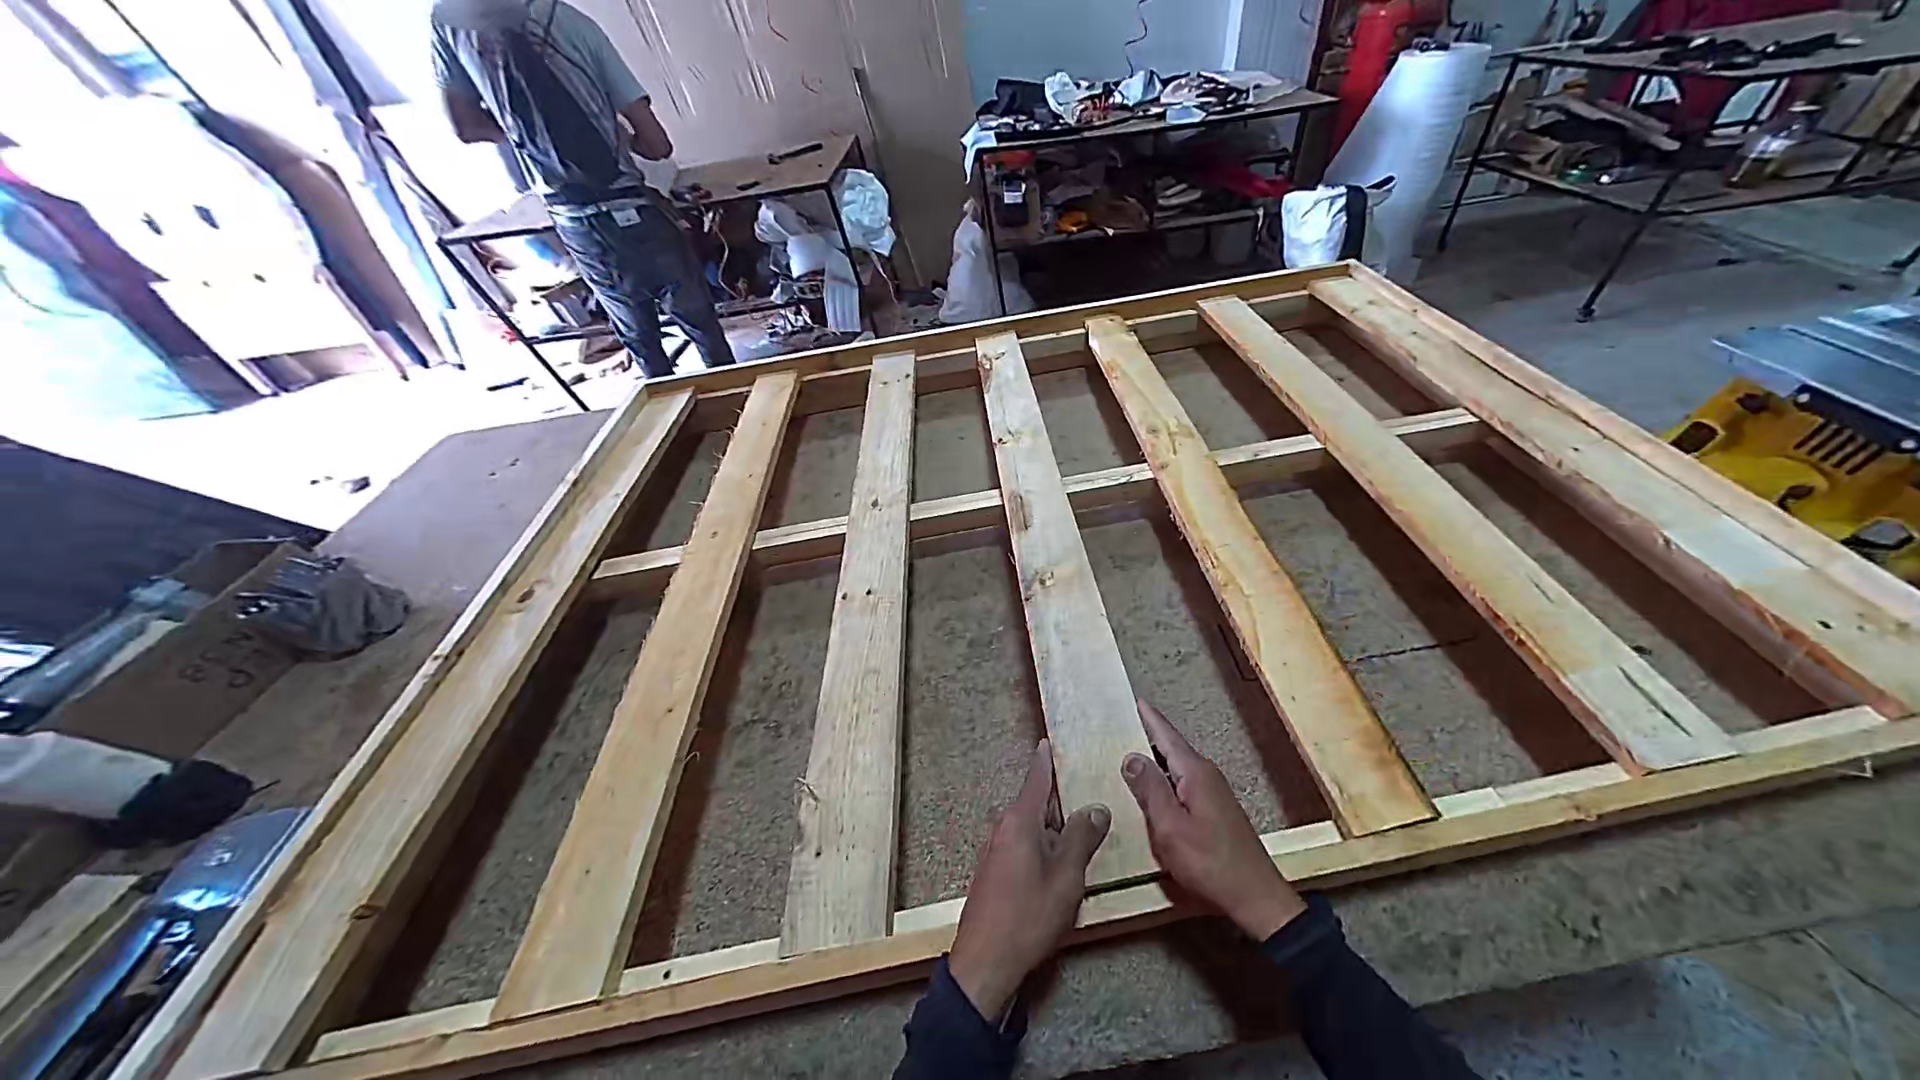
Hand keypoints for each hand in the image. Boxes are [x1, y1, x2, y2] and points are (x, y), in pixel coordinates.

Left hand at [948, 740, 1111, 1018]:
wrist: (985, 960)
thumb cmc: (1028, 914)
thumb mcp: (1066, 876)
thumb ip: (1081, 838)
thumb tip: (1095, 808)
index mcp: (1020, 820)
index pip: (1036, 778)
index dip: (1047, 758)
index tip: (1051, 739)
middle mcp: (1005, 827)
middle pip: (1036, 801)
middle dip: (1060, 794)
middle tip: (1087, 783)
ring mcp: (998, 849)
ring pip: (1033, 825)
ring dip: (1055, 823)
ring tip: (1084, 821)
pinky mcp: (998, 870)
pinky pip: (1026, 843)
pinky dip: (1045, 841)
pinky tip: (1063, 856)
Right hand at [1121, 700, 1306, 940]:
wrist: (1255, 897)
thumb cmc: (1208, 862)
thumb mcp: (1170, 826)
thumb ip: (1150, 789)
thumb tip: (1132, 756)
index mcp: (1195, 772)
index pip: (1166, 735)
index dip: (1148, 717)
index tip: (1133, 698)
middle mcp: (1206, 775)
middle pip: (1171, 747)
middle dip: (1147, 734)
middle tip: (1120, 723)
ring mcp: (1213, 791)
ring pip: (1176, 765)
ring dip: (1154, 757)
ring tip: (1128, 750)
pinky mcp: (1214, 808)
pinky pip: (1182, 781)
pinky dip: (1164, 776)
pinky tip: (1151, 786)